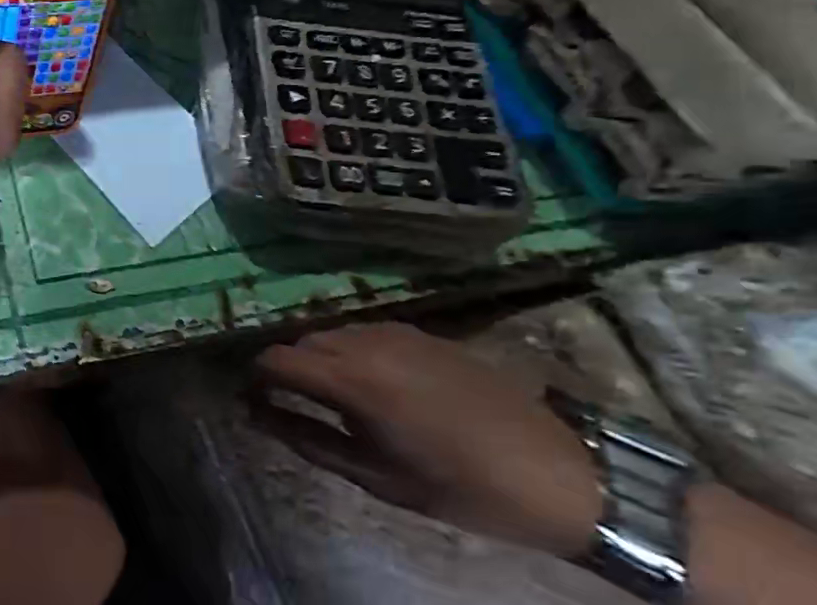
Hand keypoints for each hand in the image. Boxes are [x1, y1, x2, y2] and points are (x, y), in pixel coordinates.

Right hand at [256, 322, 602, 557]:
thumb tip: (257, 416)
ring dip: (319, 359)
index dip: (255, 378)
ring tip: (333, 395)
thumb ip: (309, 440)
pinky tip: (373, 383)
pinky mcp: (418, 331)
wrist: (561, 470)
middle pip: (299, 342)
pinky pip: (361, 333)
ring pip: (330, 334)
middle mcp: (362, 342)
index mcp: (351, 379)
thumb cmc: (463, 485)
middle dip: (287, 369)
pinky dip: (350, 352)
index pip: (274, 359)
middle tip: (292, 403)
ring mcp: (392, 331)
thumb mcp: (379, 477)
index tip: (255, 400)